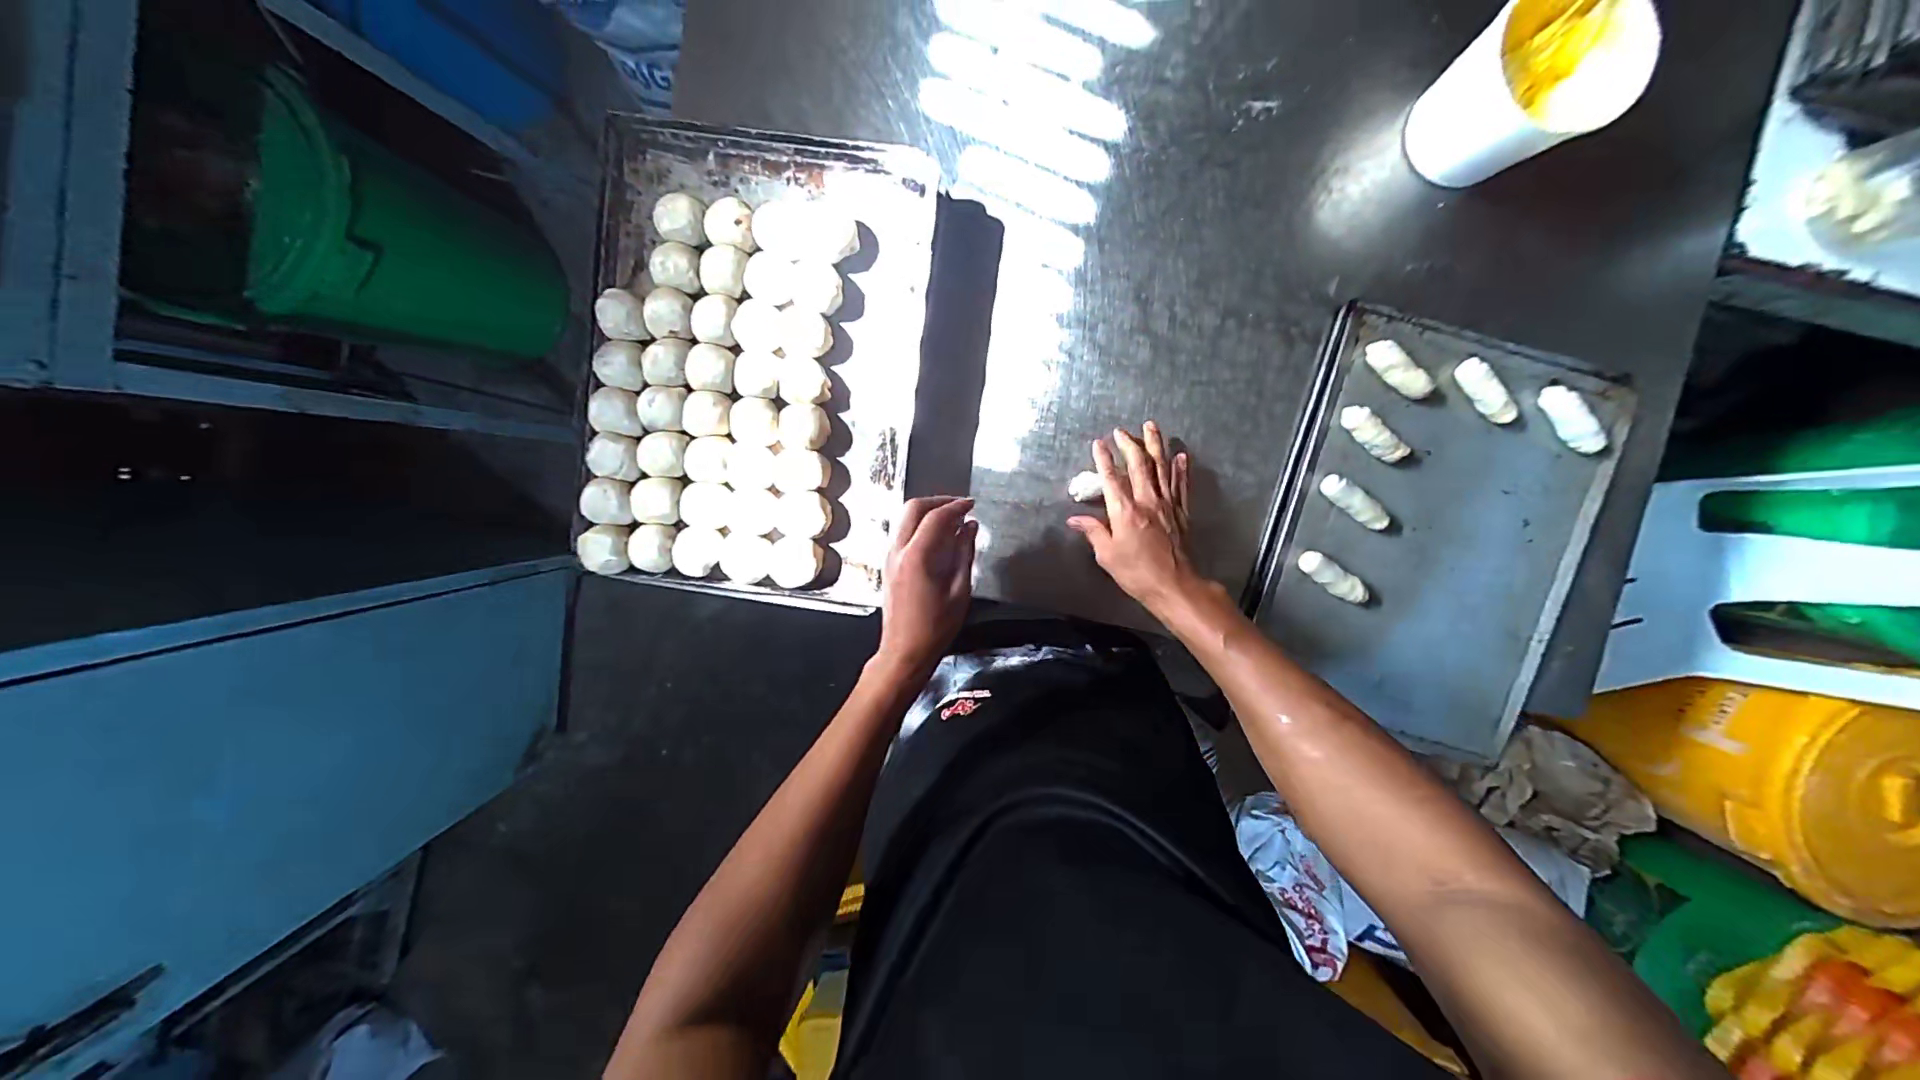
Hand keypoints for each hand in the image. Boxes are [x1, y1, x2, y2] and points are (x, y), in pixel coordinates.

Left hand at [877, 496, 977, 672]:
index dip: (956, 506)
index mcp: (917, 556)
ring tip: (953, 521)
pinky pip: (903, 533)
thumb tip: (970, 527)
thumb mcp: (959, 590)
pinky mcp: (889, 565)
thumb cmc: (935, 627)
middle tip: (960, 507)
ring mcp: (890, 557)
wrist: (904, 651)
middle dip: (938, 501)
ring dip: (929, 513)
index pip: (936, 517)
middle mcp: (898, 551)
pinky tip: (939, 538)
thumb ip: (964, 553)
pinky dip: (921, 526)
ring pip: (905, 518)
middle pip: (914, 508)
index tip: (972, 505)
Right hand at [1068, 422, 1205, 615]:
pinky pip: (1181, 484)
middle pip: (1139, 465)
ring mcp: (1167, 504)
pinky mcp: (1182, 512)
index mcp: (1125, 512)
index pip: (1112, 478)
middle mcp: (1147, 501)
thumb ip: (1093, 532)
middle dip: (1129, 444)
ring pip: (1161, 468)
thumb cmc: (1136, 573)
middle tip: (1122, 431)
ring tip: (1151, 427)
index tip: (1098, 444)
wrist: (1174, 585)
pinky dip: (1180, 468)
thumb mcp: (1107, 555)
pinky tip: (1180, 455)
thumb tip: (1075, 518)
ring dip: (1156, 445)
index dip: (1103, 459)